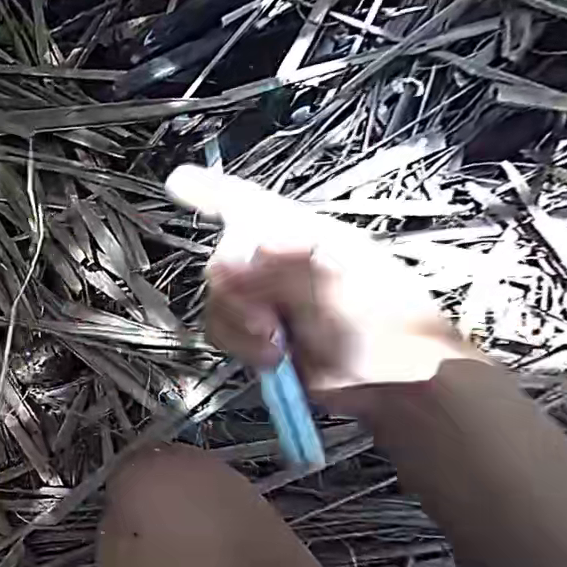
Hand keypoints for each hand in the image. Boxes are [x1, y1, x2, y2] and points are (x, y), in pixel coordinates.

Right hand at [165, 165, 473, 411]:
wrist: (389, 385)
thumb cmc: (387, 326)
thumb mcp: (348, 289)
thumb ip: (299, 269)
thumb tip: (262, 248)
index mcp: (305, 236)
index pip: (250, 205)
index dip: (210, 192)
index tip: (178, 182)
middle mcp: (278, 263)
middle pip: (224, 260)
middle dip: (237, 293)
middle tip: (265, 319)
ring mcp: (264, 299)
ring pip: (217, 299)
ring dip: (239, 324)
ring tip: (276, 344)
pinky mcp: (253, 333)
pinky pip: (219, 328)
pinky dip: (238, 343)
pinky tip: (270, 356)